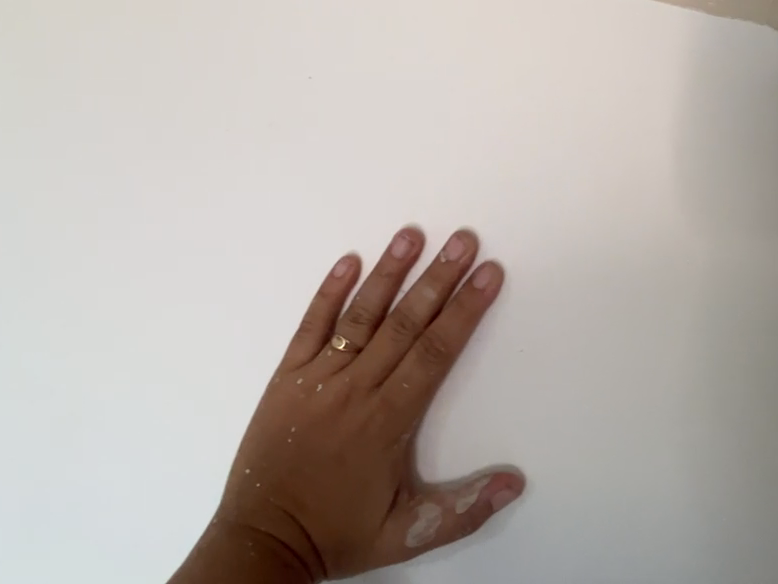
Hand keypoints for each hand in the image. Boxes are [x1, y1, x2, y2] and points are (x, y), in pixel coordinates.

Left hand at [171, 228, 521, 583]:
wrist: (262, 542)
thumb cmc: (338, 533)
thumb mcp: (406, 534)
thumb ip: (462, 510)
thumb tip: (515, 484)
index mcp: (387, 421)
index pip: (435, 353)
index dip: (464, 310)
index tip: (488, 274)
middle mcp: (355, 389)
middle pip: (405, 323)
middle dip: (439, 278)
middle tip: (464, 240)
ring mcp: (318, 378)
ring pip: (361, 316)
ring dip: (389, 273)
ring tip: (412, 234)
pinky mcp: (287, 376)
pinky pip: (310, 326)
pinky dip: (329, 292)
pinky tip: (349, 260)